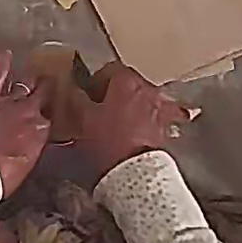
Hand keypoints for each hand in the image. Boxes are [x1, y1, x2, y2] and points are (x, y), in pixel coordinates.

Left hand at [0, 51, 51, 197]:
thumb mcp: (26, 164)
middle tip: (50, 82)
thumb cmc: (0, 175)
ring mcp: (8, 102)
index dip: (48, 115)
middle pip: (43, 94)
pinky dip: (1, 64)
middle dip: (46, 88)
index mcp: (40, 131)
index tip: (49, 112)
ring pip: (25, 83)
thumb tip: (36, 144)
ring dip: (30, 78)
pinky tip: (6, 54)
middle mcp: (29, 112)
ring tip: (36, 71)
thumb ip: (33, 148)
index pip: (49, 118)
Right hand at [75, 62, 189, 180]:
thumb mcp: (84, 119)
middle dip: (115, 92)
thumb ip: (78, 100)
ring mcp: (160, 109)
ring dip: (131, 106)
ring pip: (142, 100)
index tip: (88, 92)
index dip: (96, 80)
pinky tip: (132, 135)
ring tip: (117, 122)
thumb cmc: (109, 142)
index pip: (110, 69)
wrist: (135, 173)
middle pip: (129, 83)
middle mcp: (148, 91)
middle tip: (100, 107)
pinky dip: (143, 122)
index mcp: (127, 82)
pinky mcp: (166, 128)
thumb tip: (74, 90)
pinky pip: (153, 118)